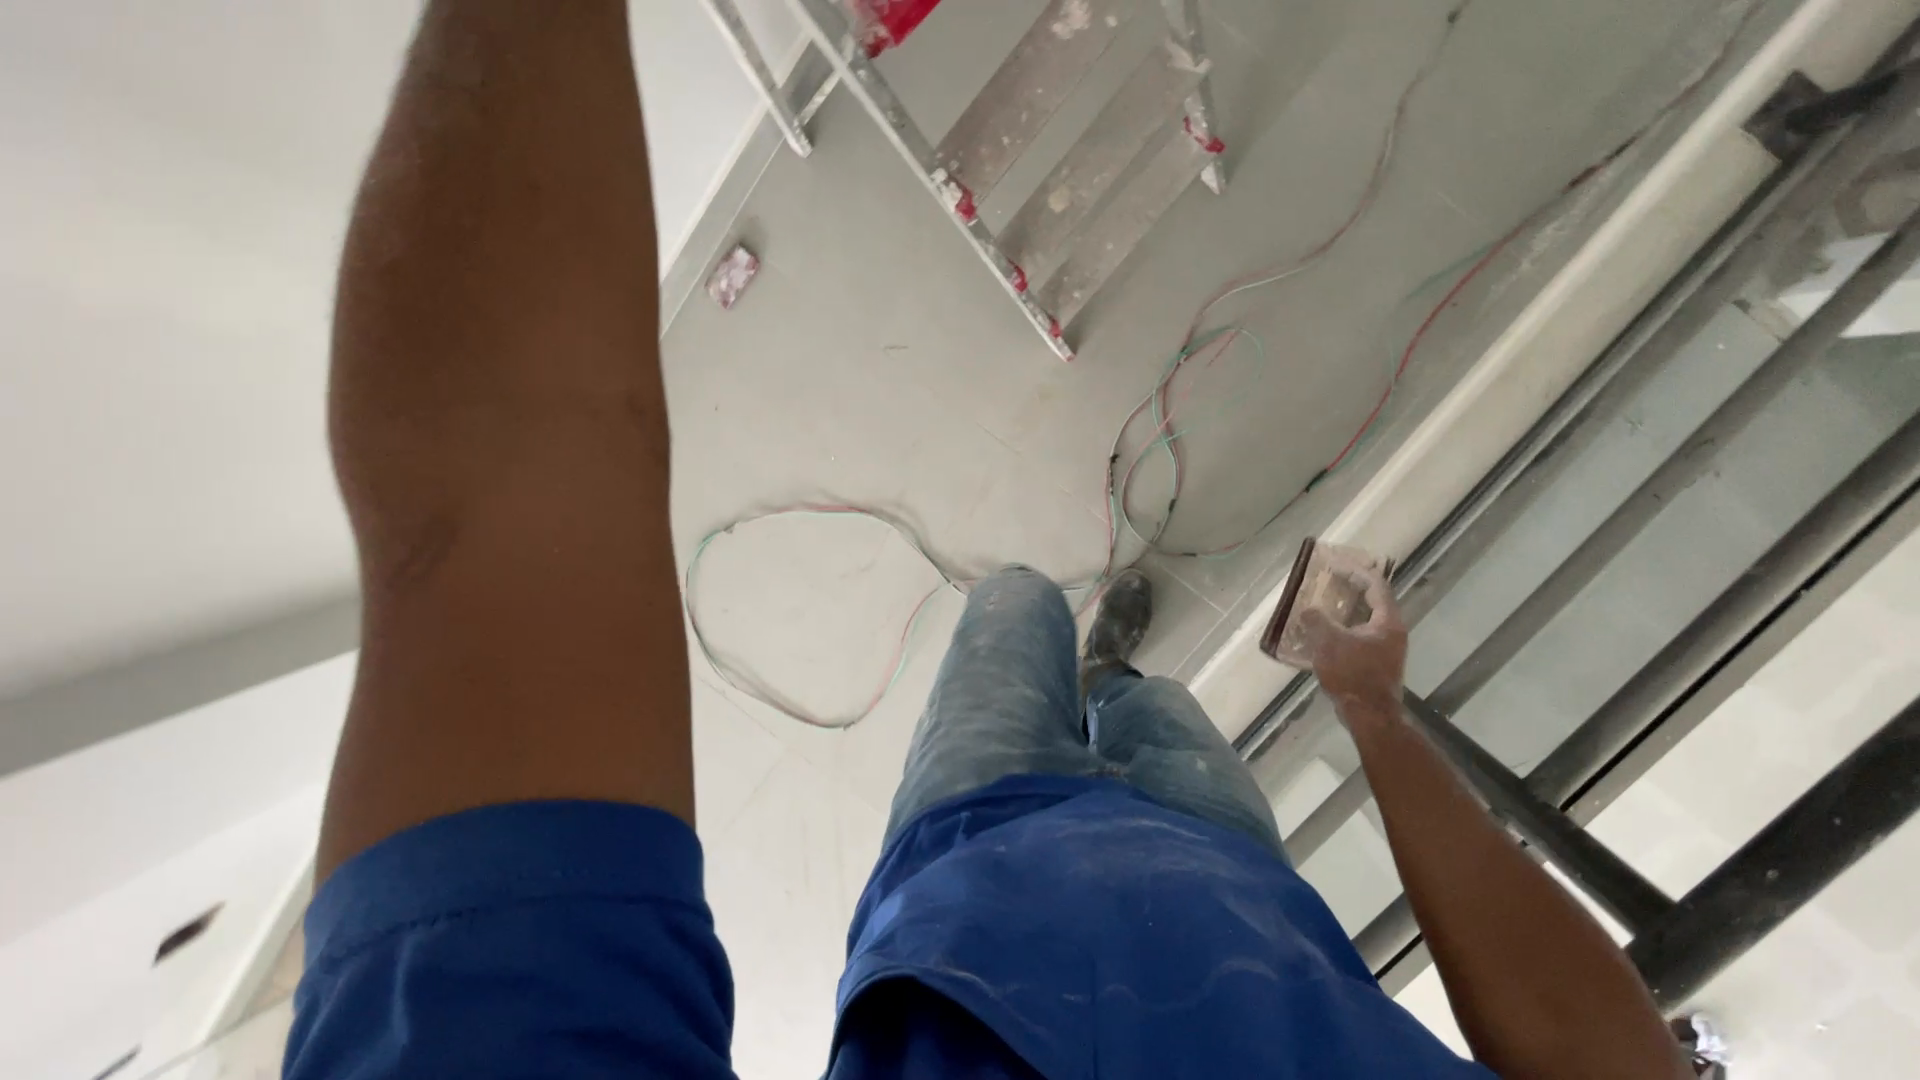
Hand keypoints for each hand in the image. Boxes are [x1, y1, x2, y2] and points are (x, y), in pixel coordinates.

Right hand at [1301, 566, 1406, 716]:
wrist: (1369, 714)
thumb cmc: (1352, 674)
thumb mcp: (1328, 642)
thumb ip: (1316, 620)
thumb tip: (1308, 610)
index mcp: (1387, 621)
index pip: (1377, 586)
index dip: (1357, 572)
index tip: (1337, 566)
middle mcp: (1392, 631)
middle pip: (1373, 601)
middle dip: (1350, 590)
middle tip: (1329, 582)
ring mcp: (1386, 649)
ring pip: (1366, 620)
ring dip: (1346, 611)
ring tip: (1323, 605)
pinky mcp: (1377, 663)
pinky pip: (1360, 636)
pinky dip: (1344, 629)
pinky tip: (1325, 634)